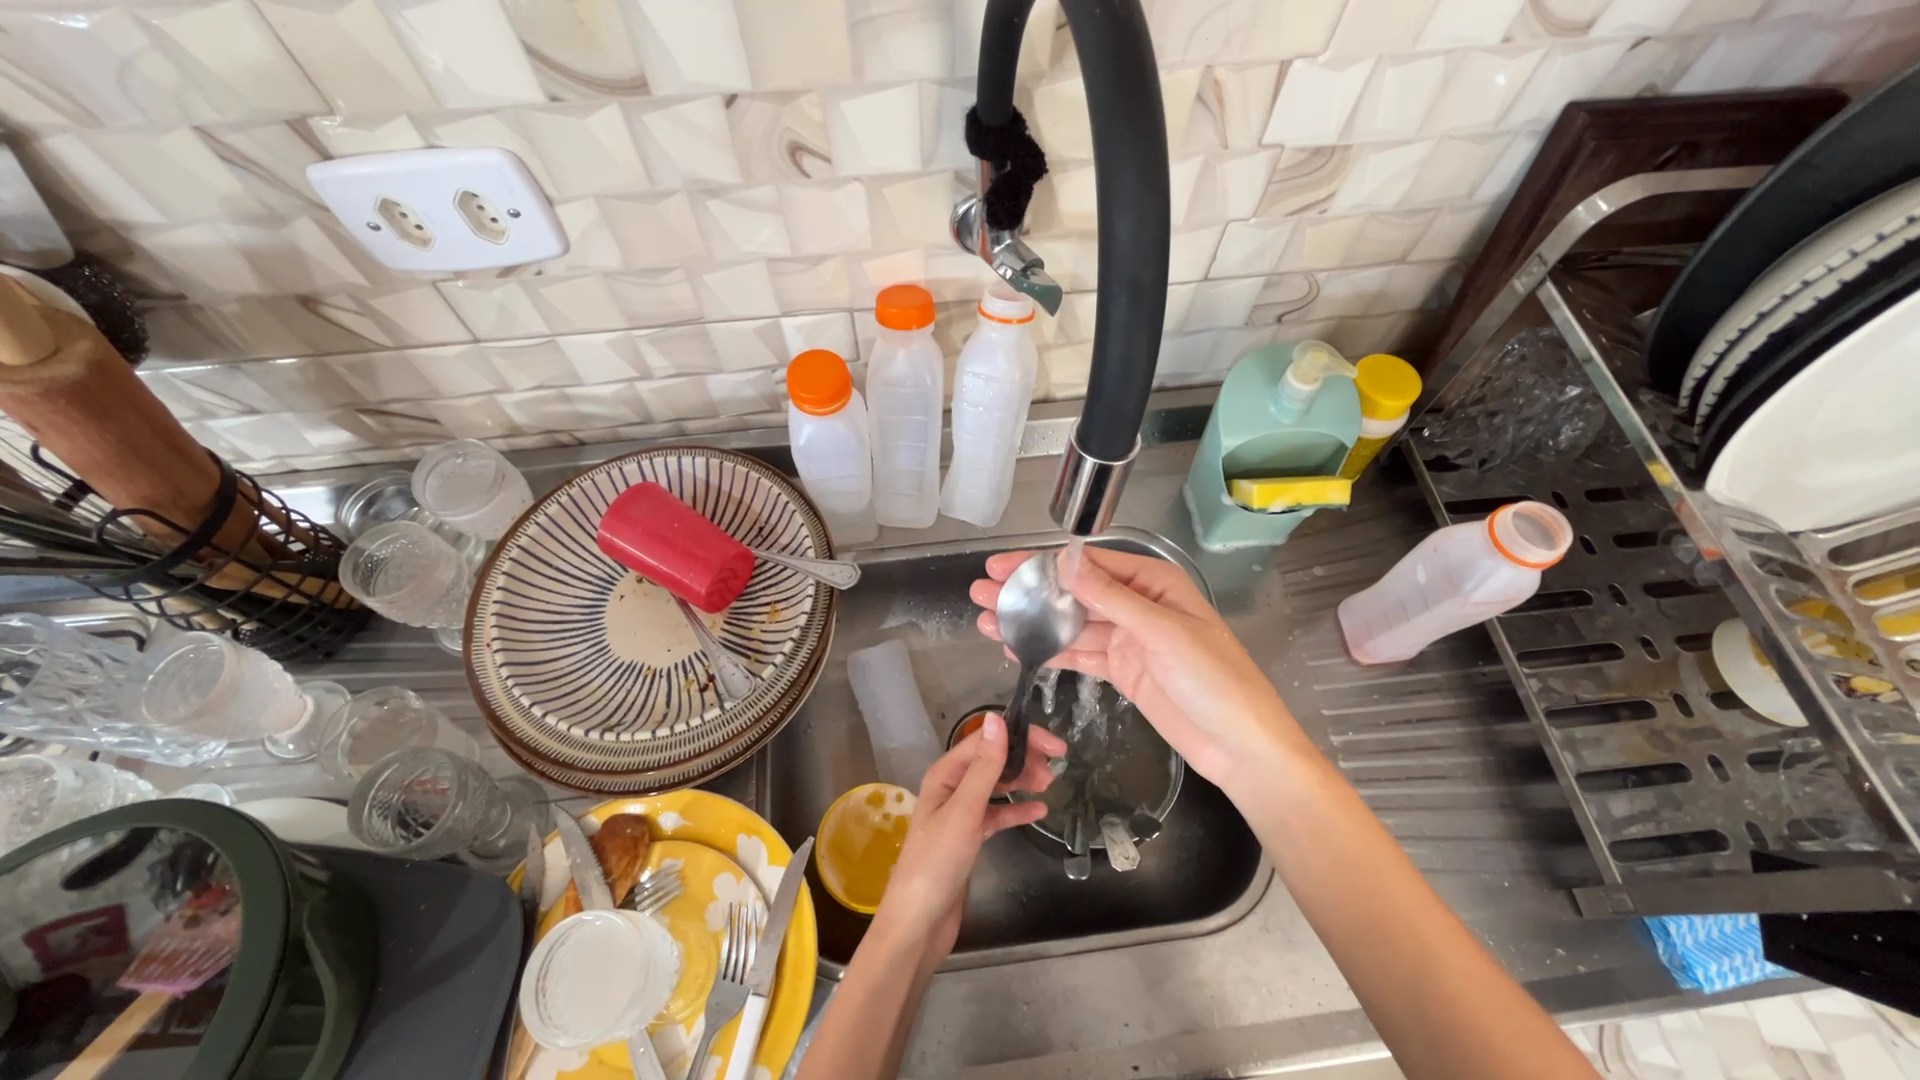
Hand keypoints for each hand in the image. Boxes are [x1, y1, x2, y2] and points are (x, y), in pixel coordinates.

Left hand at [878, 712, 1063, 962]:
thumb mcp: (965, 810)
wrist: (920, 921)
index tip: (1054, 744)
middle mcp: (951, 789)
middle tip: (1055, 769)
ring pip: (995, 787)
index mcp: (945, 775)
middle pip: (991, 761)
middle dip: (1022, 759)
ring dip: (1021, 782)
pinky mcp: (968, 838)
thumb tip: (997, 719)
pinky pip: (996, 815)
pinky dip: (1016, 811)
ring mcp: (959, 814)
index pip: (984, 741)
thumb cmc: (938, 861)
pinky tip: (1038, 812)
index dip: (1019, 737)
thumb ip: (983, 766)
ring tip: (1049, 784)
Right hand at [970, 547, 1307, 793]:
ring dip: (1031, 624)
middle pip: (1073, 594)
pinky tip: (1016, 649)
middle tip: (982, 592)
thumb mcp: (1162, 631)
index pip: (1088, 565)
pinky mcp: (1122, 672)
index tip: (1002, 566)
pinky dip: (1049, 653)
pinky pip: (1079, 656)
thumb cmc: (1213, 679)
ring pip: (1070, 626)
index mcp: (1153, 583)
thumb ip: (1110, 597)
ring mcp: (1128, 640)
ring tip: (986, 620)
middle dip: (1028, 593)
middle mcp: (1138, 606)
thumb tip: (1066, 559)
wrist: (1240, 745)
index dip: (1042, 565)